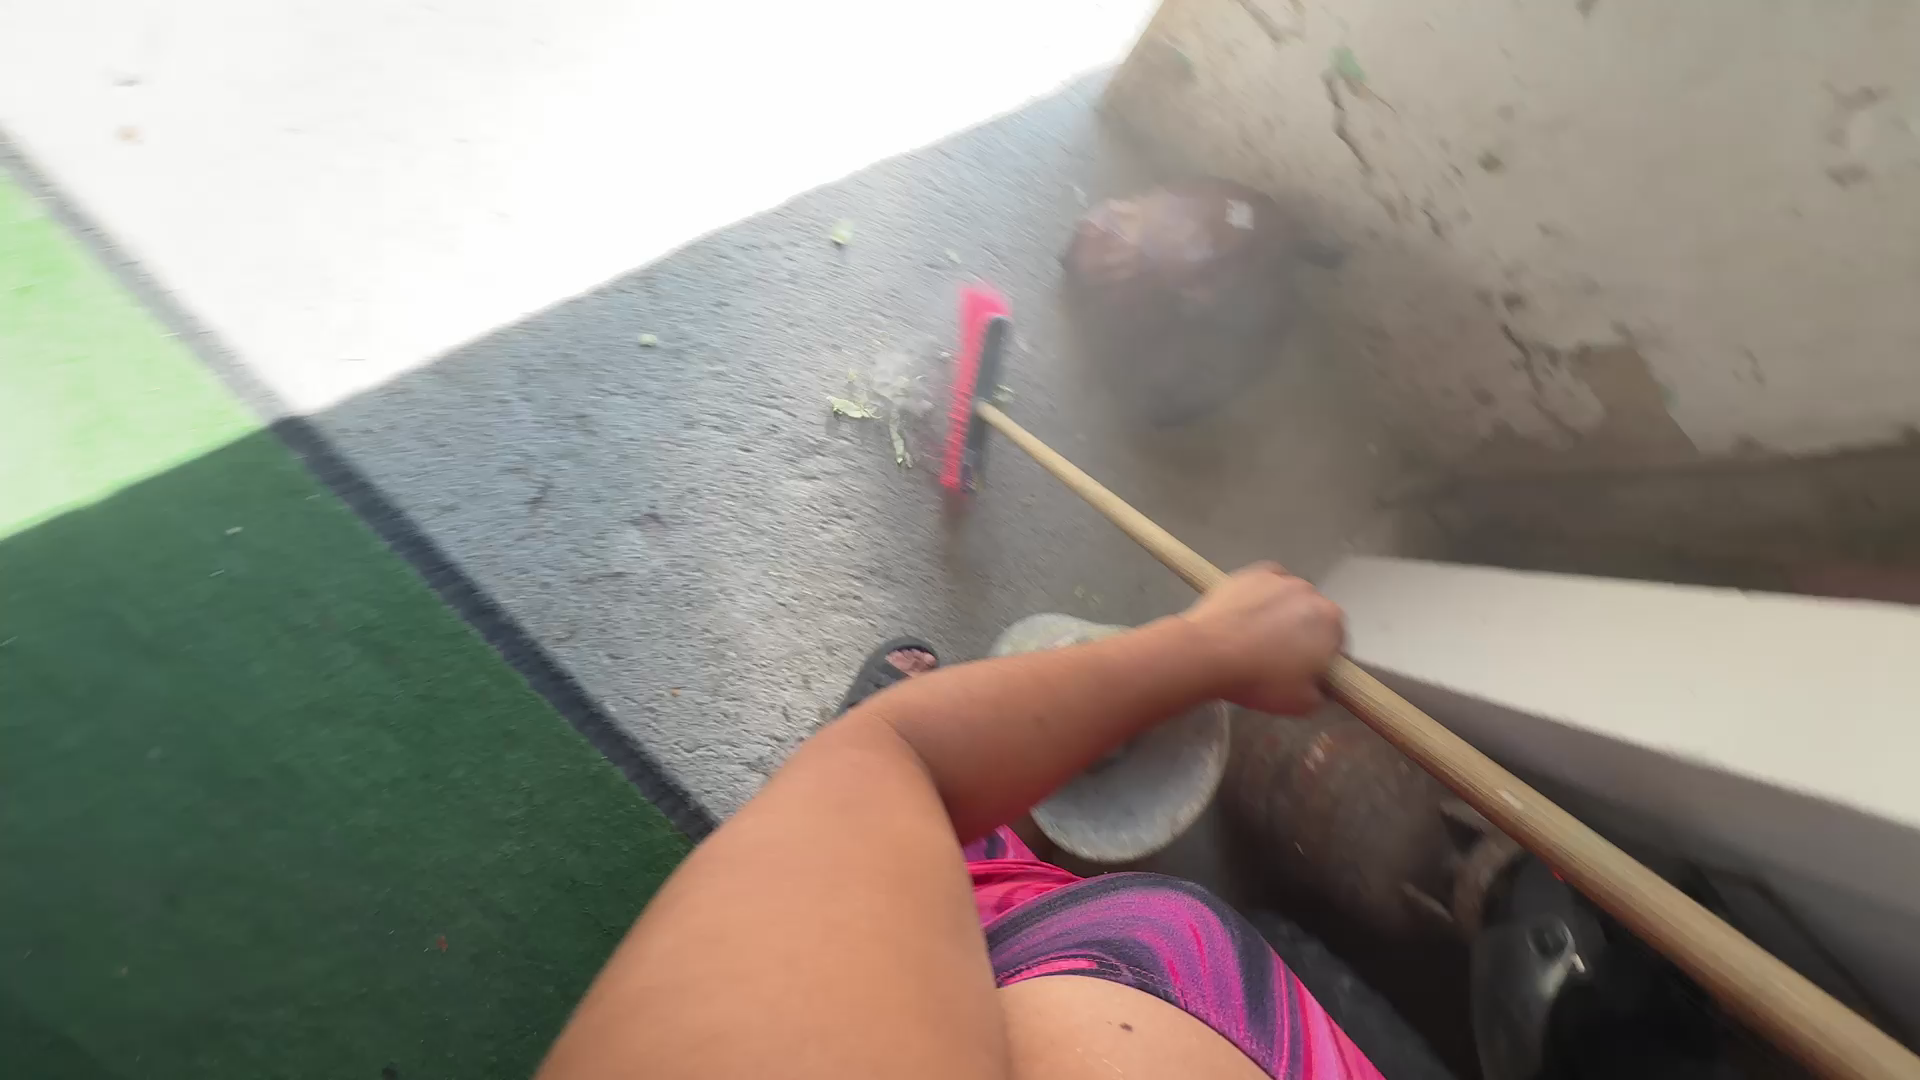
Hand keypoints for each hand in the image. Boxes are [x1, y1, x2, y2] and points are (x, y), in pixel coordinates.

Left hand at [1180, 562, 1344, 713]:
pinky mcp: (1251, 572)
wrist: (1206, 652)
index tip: (1302, 670)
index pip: (1337, 642)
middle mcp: (1311, 593)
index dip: (1321, 658)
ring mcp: (1279, 579)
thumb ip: (1323, 692)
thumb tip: (1319, 683)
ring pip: (1291, 597)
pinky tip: (1250, 609)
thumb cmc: (1258, 679)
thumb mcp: (1303, 703)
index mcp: (1332, 622)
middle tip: (1277, 654)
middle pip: (1314, 616)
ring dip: (1282, 611)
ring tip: (1256, 632)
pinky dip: (1264, 593)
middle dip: (1302, 632)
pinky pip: (1267, 582)